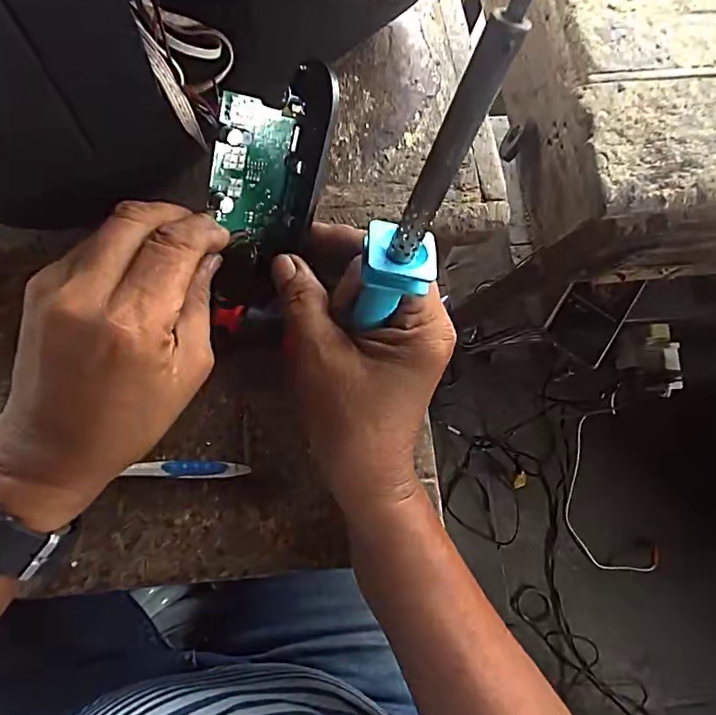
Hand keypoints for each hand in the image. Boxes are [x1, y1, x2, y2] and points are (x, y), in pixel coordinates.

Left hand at [0, 201, 228, 530]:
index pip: (174, 243)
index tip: (220, 233)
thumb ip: (200, 305)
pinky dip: (121, 245)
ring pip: (110, 225)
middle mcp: (88, 294)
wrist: (51, 446)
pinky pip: (89, 246)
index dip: (204, 228)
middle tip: (199, 227)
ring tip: (173, 247)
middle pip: (135, 217)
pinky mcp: (39, 286)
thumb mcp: (189, 369)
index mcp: (133, 322)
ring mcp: (56, 286)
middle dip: (175, 213)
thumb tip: (207, 260)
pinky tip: (139, 267)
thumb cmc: (128, 421)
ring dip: (148, 227)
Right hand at [273, 223, 455, 523]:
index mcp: (425, 324)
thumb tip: (286, 260)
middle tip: (299, 274)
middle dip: (341, 270)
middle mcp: (430, 323)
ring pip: (374, 289)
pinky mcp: (401, 346)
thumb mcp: (319, 354)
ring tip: (304, 302)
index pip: (396, 258)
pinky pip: (371, 311)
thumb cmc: (348, 423)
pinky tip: (316, 317)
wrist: (364, 474)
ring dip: (337, 291)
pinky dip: (343, 310)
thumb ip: (304, 299)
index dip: (353, 244)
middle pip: (386, 270)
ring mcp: (417, 335)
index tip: (311, 240)